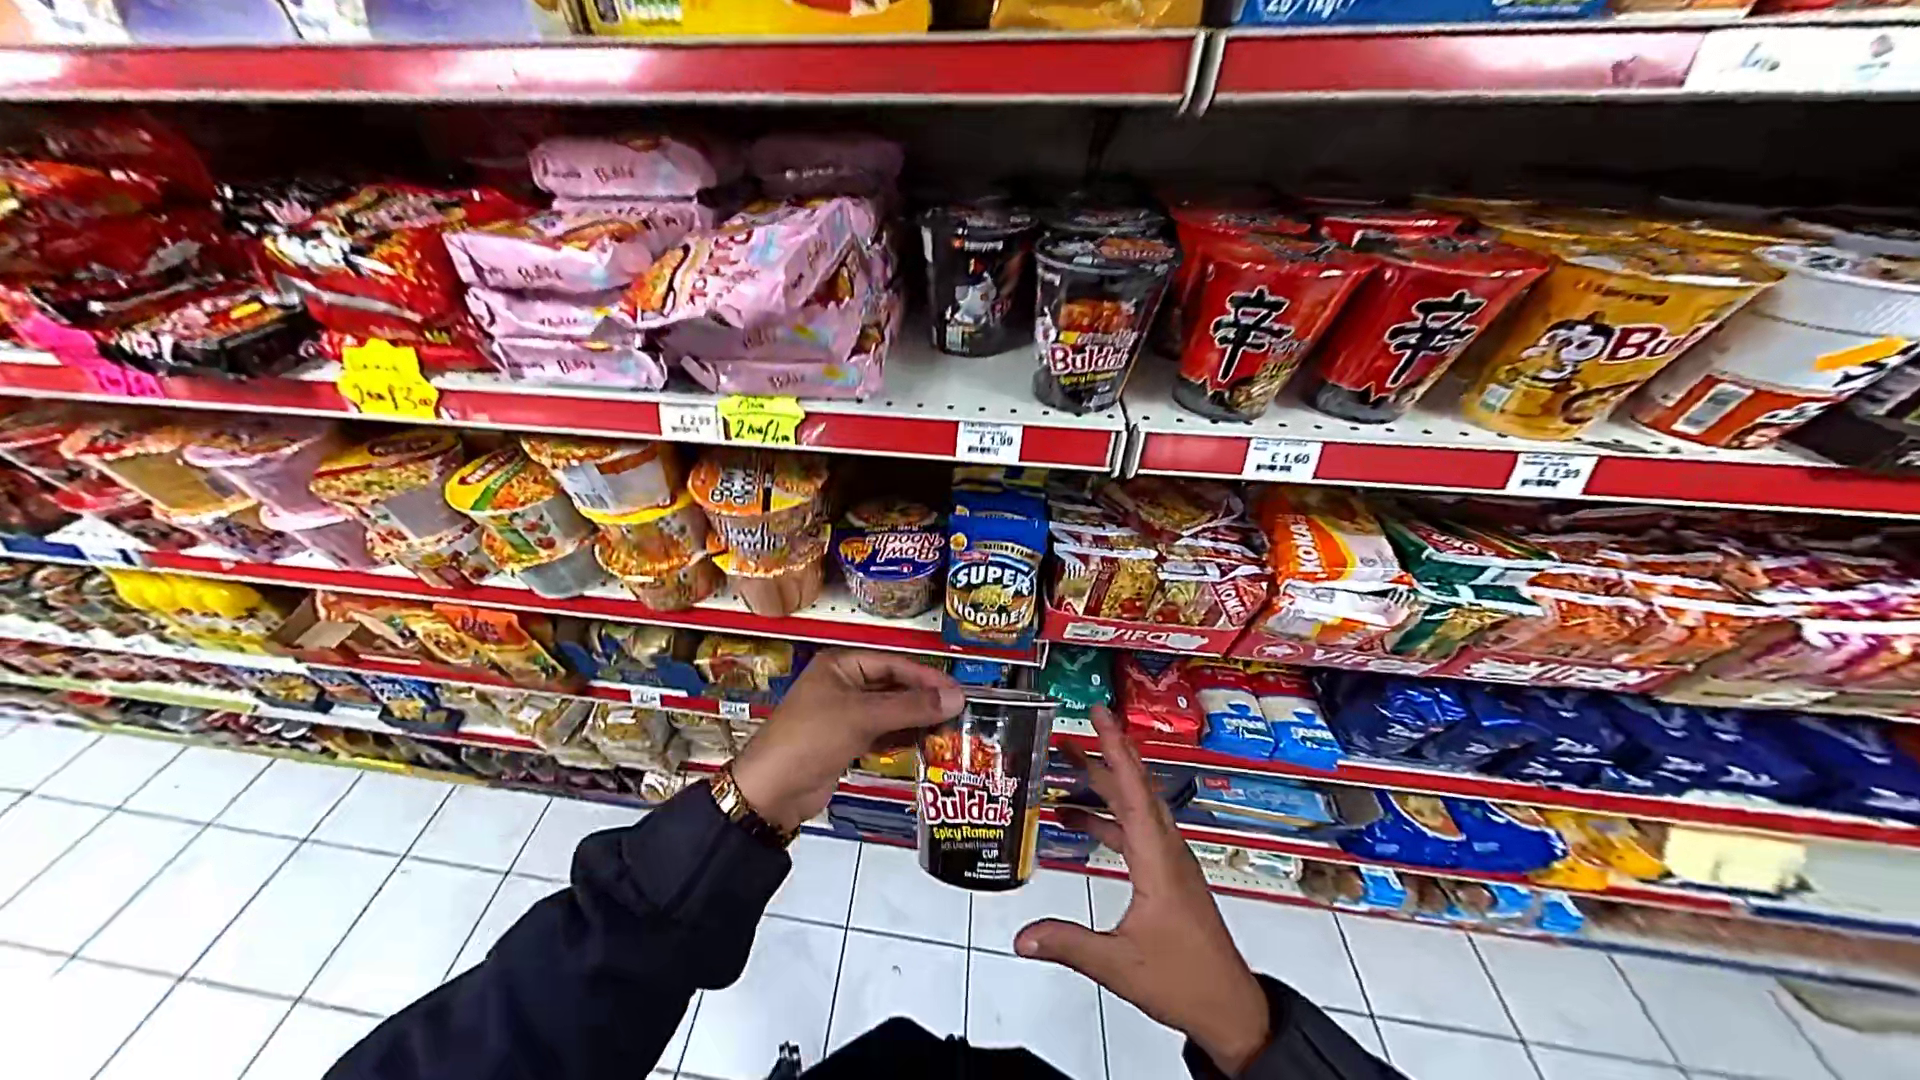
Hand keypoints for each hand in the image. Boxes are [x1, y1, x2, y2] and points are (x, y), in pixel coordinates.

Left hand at [730, 649, 963, 831]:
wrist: (772, 792)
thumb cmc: (809, 740)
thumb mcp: (863, 716)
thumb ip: (911, 707)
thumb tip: (954, 697)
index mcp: (841, 665)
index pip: (893, 663)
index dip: (925, 676)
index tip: (954, 690)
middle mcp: (843, 685)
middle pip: (893, 686)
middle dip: (922, 699)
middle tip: (956, 710)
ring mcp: (844, 714)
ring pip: (890, 711)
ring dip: (916, 719)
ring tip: (947, 728)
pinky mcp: (847, 741)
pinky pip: (883, 733)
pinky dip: (902, 737)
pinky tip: (923, 744)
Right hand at [1014, 707, 1271, 1075]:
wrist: (1230, 1007)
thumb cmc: (1184, 981)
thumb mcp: (1119, 964)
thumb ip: (1068, 943)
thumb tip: (1022, 937)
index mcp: (1157, 858)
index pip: (1134, 789)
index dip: (1115, 747)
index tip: (1101, 714)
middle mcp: (1165, 849)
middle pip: (1133, 788)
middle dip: (1102, 755)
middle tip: (1072, 731)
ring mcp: (1168, 859)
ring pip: (1134, 806)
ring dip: (1102, 785)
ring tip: (1067, 765)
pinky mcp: (1167, 872)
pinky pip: (1134, 829)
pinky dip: (1106, 819)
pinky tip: (1079, 822)